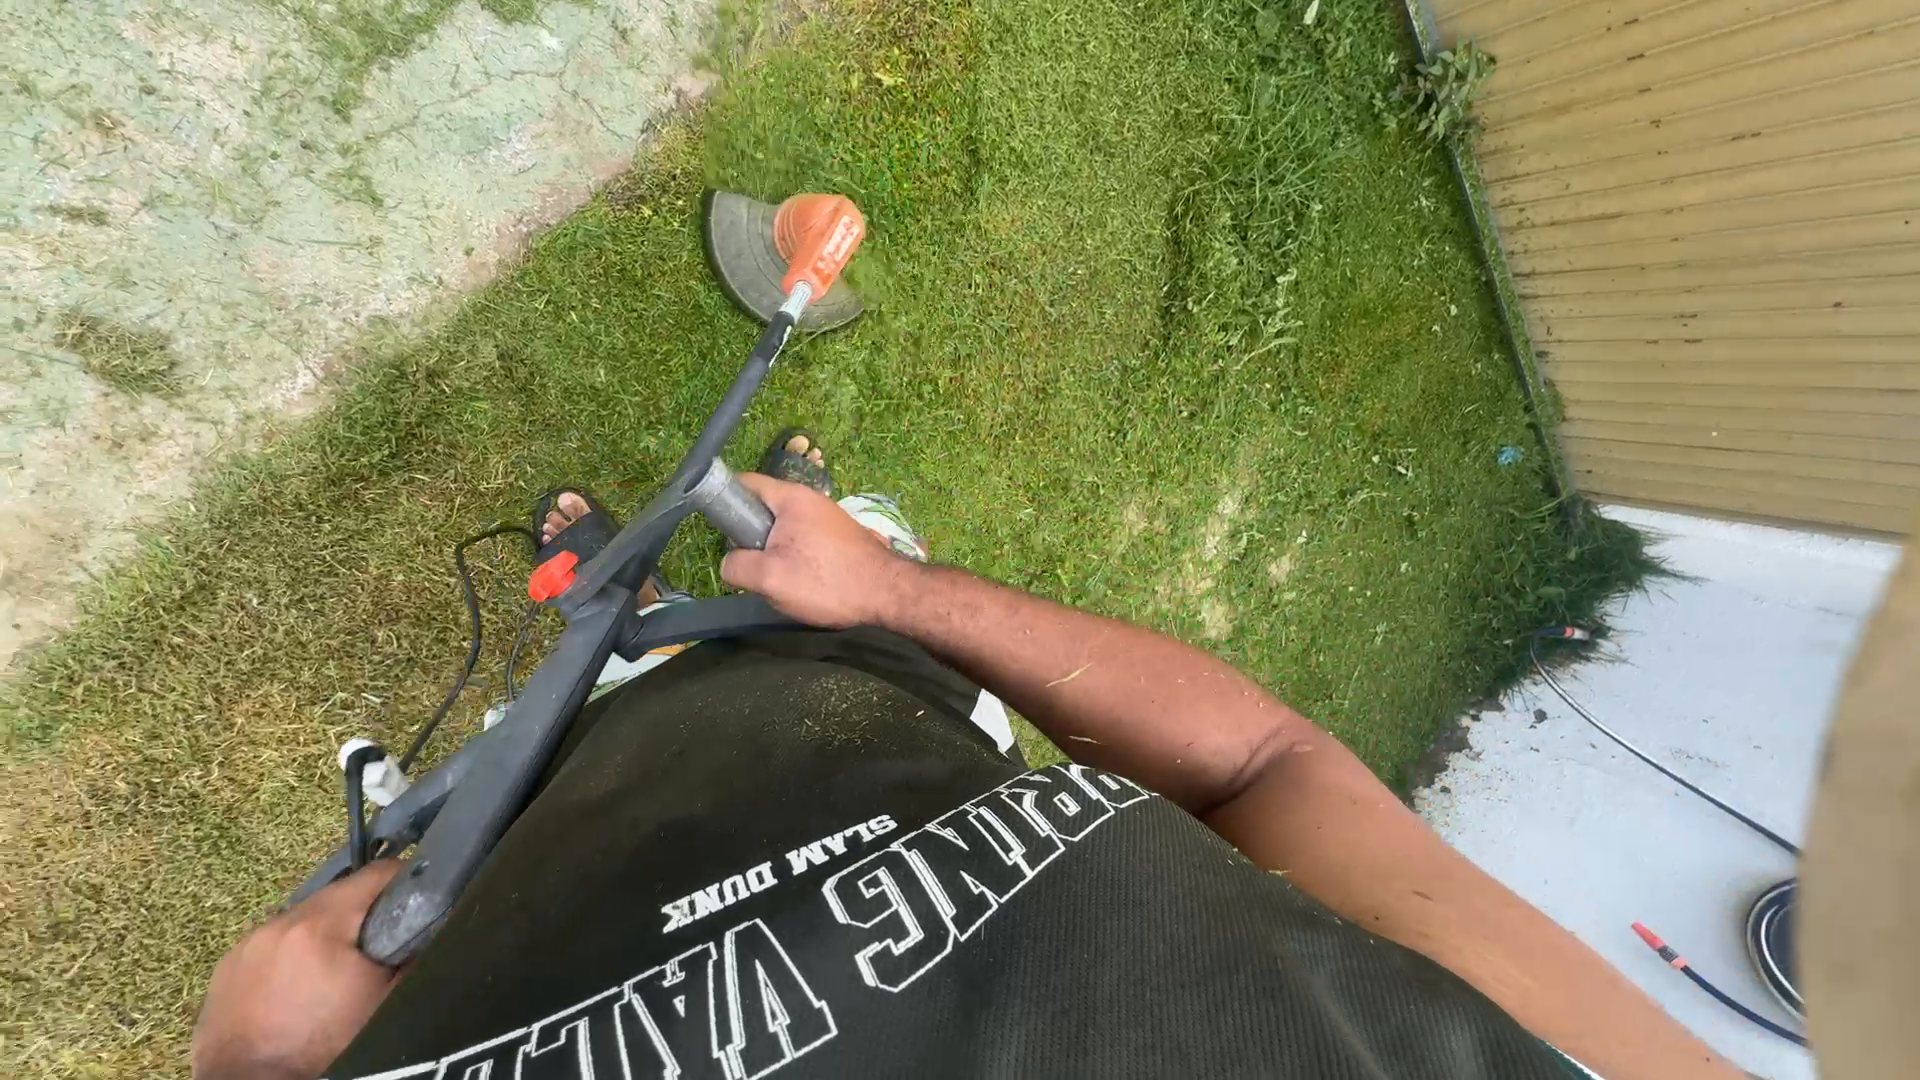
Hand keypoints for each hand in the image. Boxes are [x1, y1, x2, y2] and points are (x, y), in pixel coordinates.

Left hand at [193, 860, 403, 1079]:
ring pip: (308, 914)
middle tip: (382, 943)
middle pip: (342, 891)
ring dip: (331, 928)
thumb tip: (437, 918)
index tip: (419, 904)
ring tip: (341, 966)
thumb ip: (414, 948)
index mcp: (320, 923)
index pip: (380, 871)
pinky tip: (303, 980)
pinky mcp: (227, 965)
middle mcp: (279, 922)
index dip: (407, 882)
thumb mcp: (388, 995)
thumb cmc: (326, 1043)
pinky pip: (278, 939)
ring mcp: (247, 943)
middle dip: (366, 910)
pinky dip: (297, 949)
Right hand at [721, 472, 916, 628]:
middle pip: (764, 510)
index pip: (744, 483)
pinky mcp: (841, 537)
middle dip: (753, 538)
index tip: (721, 534)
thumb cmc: (828, 582)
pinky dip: (799, 559)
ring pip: (785, 531)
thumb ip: (737, 565)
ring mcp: (829, 518)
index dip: (724, 504)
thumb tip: (731, 561)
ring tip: (783, 581)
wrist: (889, 594)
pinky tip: (806, 583)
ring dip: (777, 554)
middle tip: (755, 568)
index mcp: (792, 498)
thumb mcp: (769, 578)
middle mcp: (812, 499)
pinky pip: (805, 541)